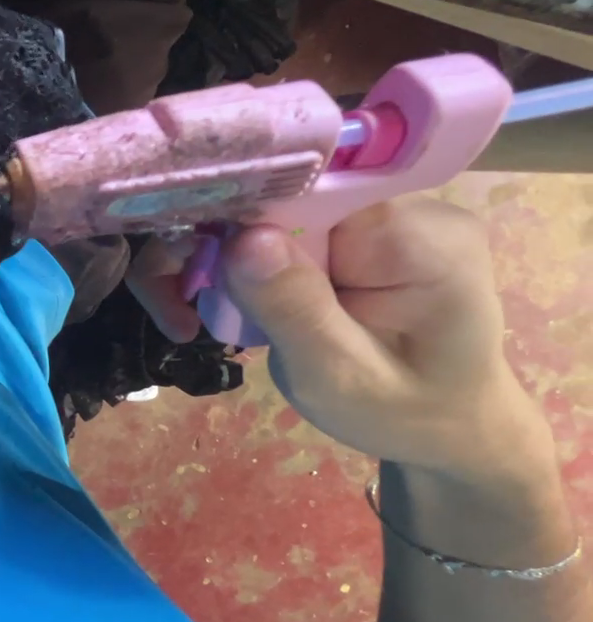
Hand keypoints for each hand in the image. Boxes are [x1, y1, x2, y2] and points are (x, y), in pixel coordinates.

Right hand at [129, 198, 551, 482]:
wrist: (446, 427)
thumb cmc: (401, 413)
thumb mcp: (339, 374)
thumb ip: (295, 306)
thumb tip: (244, 236)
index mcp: (414, 236)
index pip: (299, 194)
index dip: (228, 220)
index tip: (184, 272)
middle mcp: (394, 207)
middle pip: (262, 199)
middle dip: (200, 252)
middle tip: (174, 315)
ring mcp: (366, 216)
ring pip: (248, 214)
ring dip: (199, 264)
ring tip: (184, 318)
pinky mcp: (340, 230)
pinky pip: (256, 229)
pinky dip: (218, 268)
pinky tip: (213, 306)